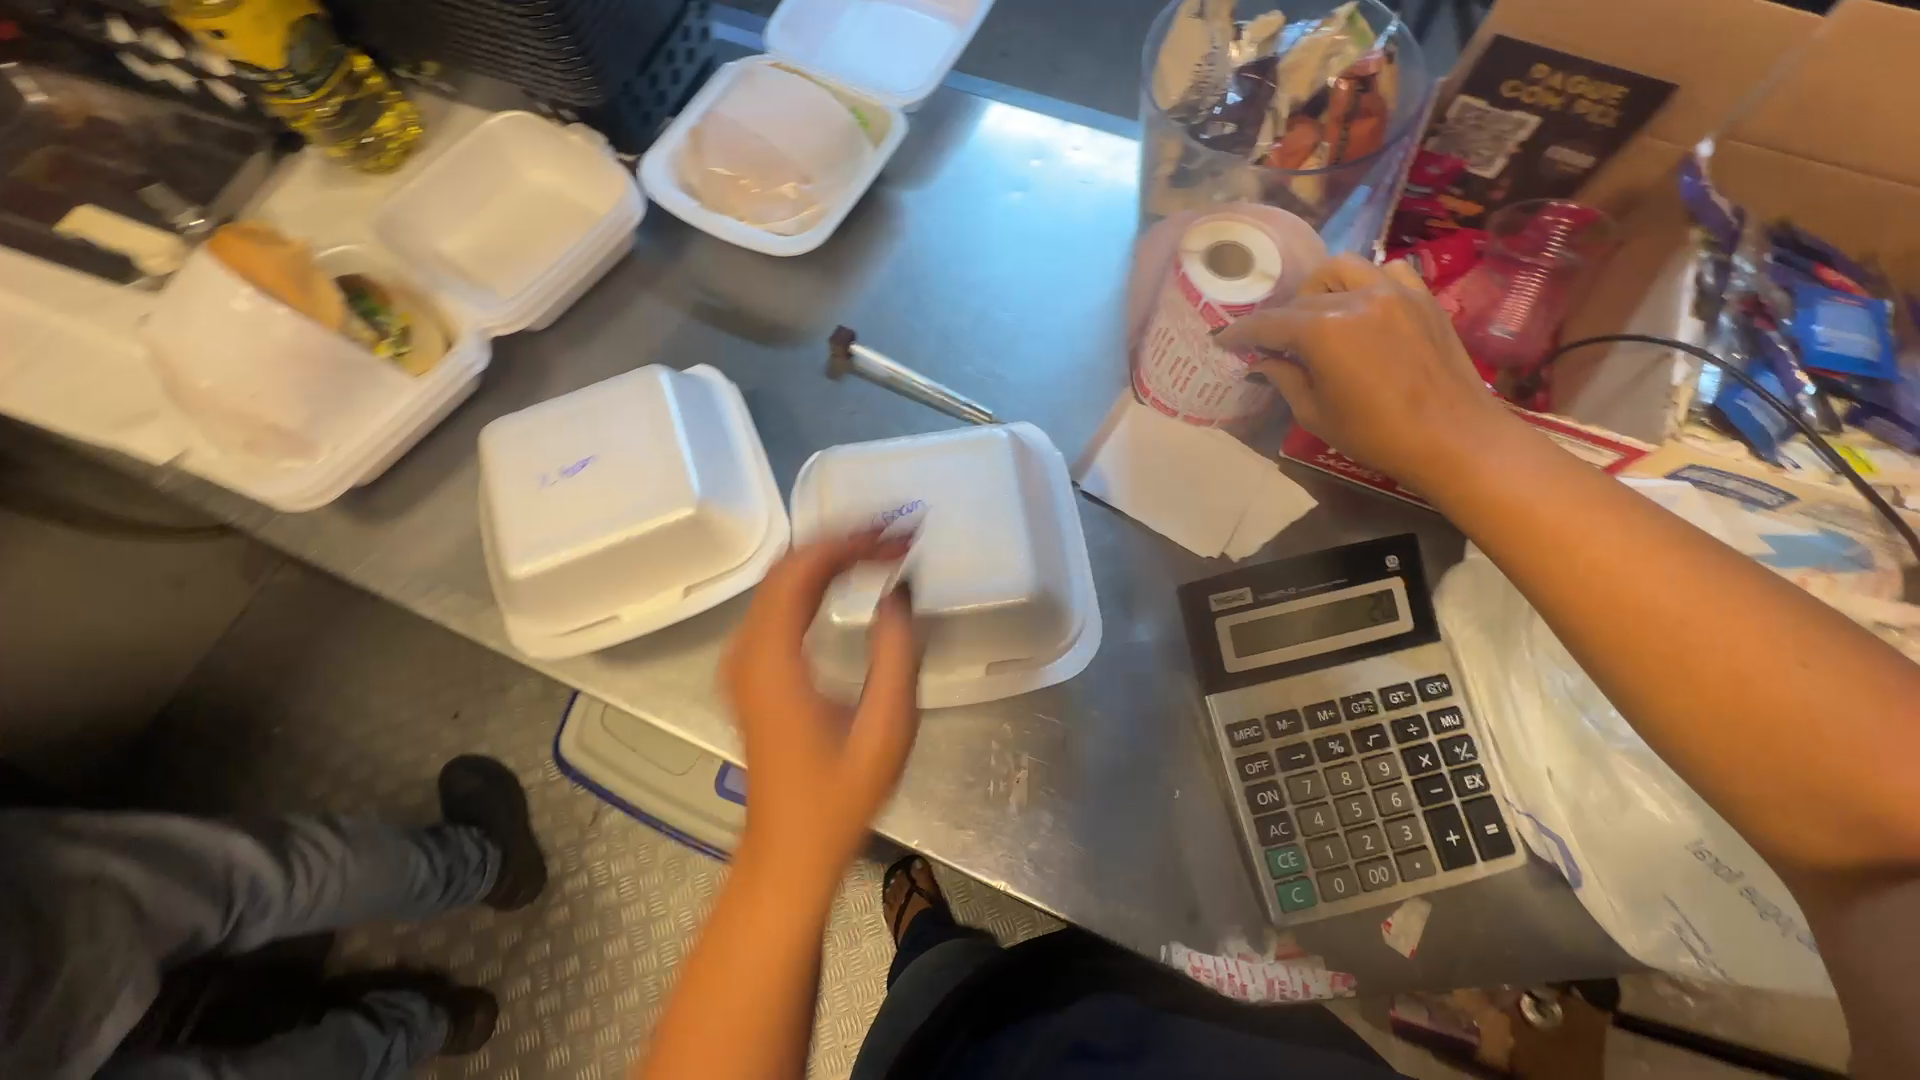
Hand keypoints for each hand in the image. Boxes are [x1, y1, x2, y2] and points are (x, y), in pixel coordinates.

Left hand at [721, 529, 920, 885]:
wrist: (789, 849)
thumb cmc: (839, 797)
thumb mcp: (886, 729)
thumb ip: (896, 653)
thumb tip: (898, 593)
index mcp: (772, 660)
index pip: (802, 570)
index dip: (851, 542)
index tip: (898, 537)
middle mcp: (746, 650)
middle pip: (788, 567)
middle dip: (843, 541)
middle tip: (897, 537)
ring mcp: (743, 660)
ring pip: (781, 581)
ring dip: (830, 557)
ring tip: (882, 549)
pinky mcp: (751, 671)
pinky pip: (779, 604)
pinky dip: (816, 581)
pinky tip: (849, 578)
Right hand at [1215, 254, 1509, 487]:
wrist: (1453, 437)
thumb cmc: (1376, 435)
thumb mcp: (1315, 414)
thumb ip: (1285, 378)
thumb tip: (1262, 362)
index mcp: (1323, 330)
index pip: (1267, 324)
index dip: (1240, 333)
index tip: (1223, 340)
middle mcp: (1355, 299)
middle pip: (1301, 300)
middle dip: (1280, 320)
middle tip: (1274, 344)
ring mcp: (1394, 292)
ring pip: (1342, 268)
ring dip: (1320, 288)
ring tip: (1318, 315)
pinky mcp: (1422, 298)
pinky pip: (1386, 273)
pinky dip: (1367, 284)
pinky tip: (1365, 310)